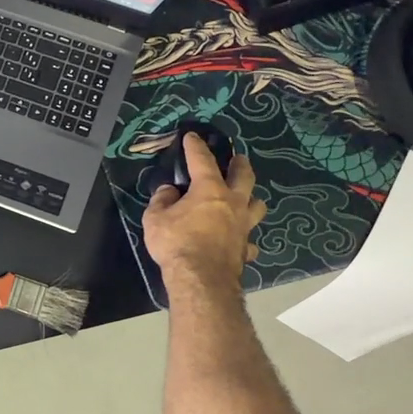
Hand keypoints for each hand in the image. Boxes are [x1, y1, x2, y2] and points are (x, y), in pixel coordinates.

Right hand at [143, 134, 266, 290]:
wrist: (200, 277)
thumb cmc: (175, 242)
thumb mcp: (155, 218)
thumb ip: (161, 201)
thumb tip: (168, 191)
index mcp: (209, 191)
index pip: (202, 162)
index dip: (196, 147)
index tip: (192, 136)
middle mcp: (233, 203)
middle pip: (244, 177)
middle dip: (240, 164)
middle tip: (238, 158)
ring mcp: (244, 226)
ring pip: (257, 205)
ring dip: (252, 199)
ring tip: (245, 198)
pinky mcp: (246, 247)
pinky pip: (250, 239)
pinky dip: (245, 237)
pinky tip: (239, 240)